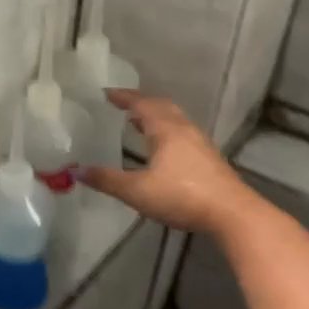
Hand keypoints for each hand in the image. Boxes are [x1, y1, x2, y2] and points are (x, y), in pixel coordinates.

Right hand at [81, 89, 260, 234]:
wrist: (234, 215)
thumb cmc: (182, 196)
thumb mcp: (137, 191)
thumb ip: (106, 180)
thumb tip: (75, 171)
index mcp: (167, 130)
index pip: (142, 104)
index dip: (124, 97)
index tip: (106, 93)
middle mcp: (185, 131)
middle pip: (162, 107)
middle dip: (141, 103)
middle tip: (121, 104)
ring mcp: (200, 145)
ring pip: (175, 120)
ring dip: (155, 116)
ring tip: (137, 122)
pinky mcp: (209, 160)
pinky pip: (182, 134)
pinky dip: (165, 131)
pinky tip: (160, 147)